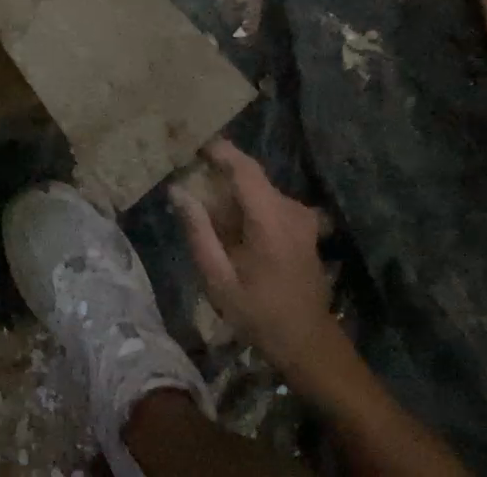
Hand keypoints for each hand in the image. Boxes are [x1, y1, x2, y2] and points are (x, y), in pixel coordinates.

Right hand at [173, 140, 340, 373]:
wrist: (309, 345)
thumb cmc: (260, 315)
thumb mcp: (217, 279)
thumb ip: (198, 231)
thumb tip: (178, 191)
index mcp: (271, 221)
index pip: (244, 168)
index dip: (218, 150)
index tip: (188, 140)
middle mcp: (290, 211)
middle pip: (249, 177)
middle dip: (216, 175)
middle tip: (183, 177)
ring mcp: (302, 219)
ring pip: (257, 190)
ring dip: (229, 194)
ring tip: (199, 205)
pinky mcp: (303, 229)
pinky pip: (268, 203)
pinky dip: (244, 206)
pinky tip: (226, 226)